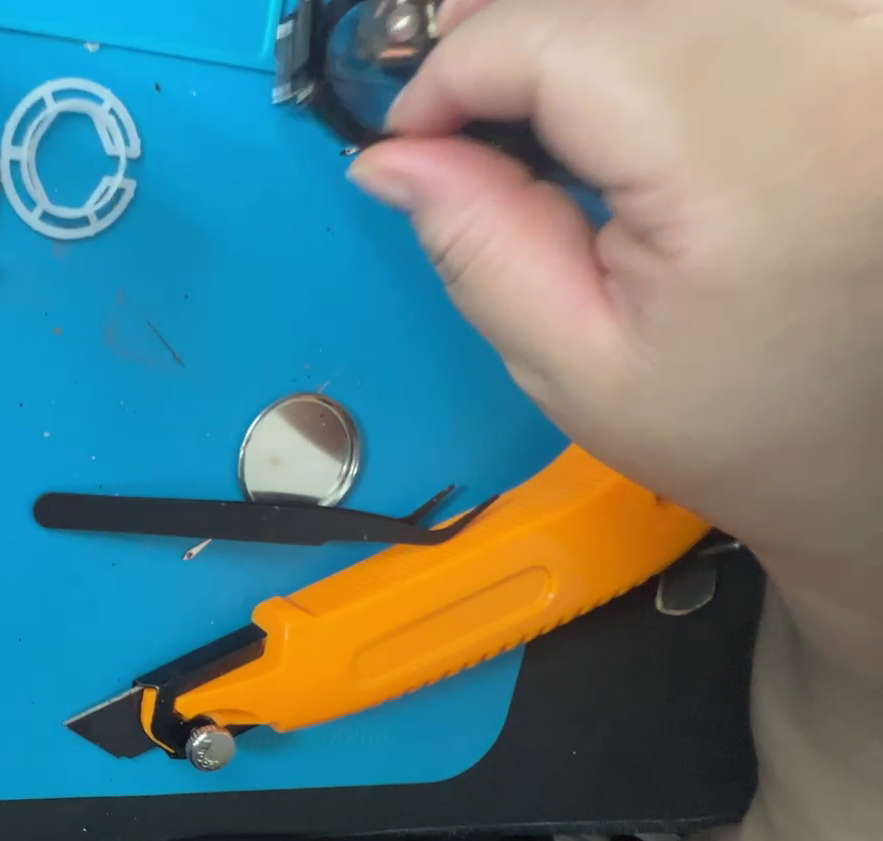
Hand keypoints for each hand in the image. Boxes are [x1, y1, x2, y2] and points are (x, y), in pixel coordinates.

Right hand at [348, 0, 882, 661]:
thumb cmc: (731, 419)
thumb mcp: (567, 360)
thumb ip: (476, 244)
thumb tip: (386, 158)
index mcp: (763, 153)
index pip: (566, 35)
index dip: (455, 70)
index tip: (401, 138)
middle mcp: (859, 47)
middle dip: (504, 24)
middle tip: (440, 97)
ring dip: (572, 15)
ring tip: (510, 71)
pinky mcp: (879, 37)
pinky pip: (736, 2)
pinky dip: (648, 19)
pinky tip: (602, 58)